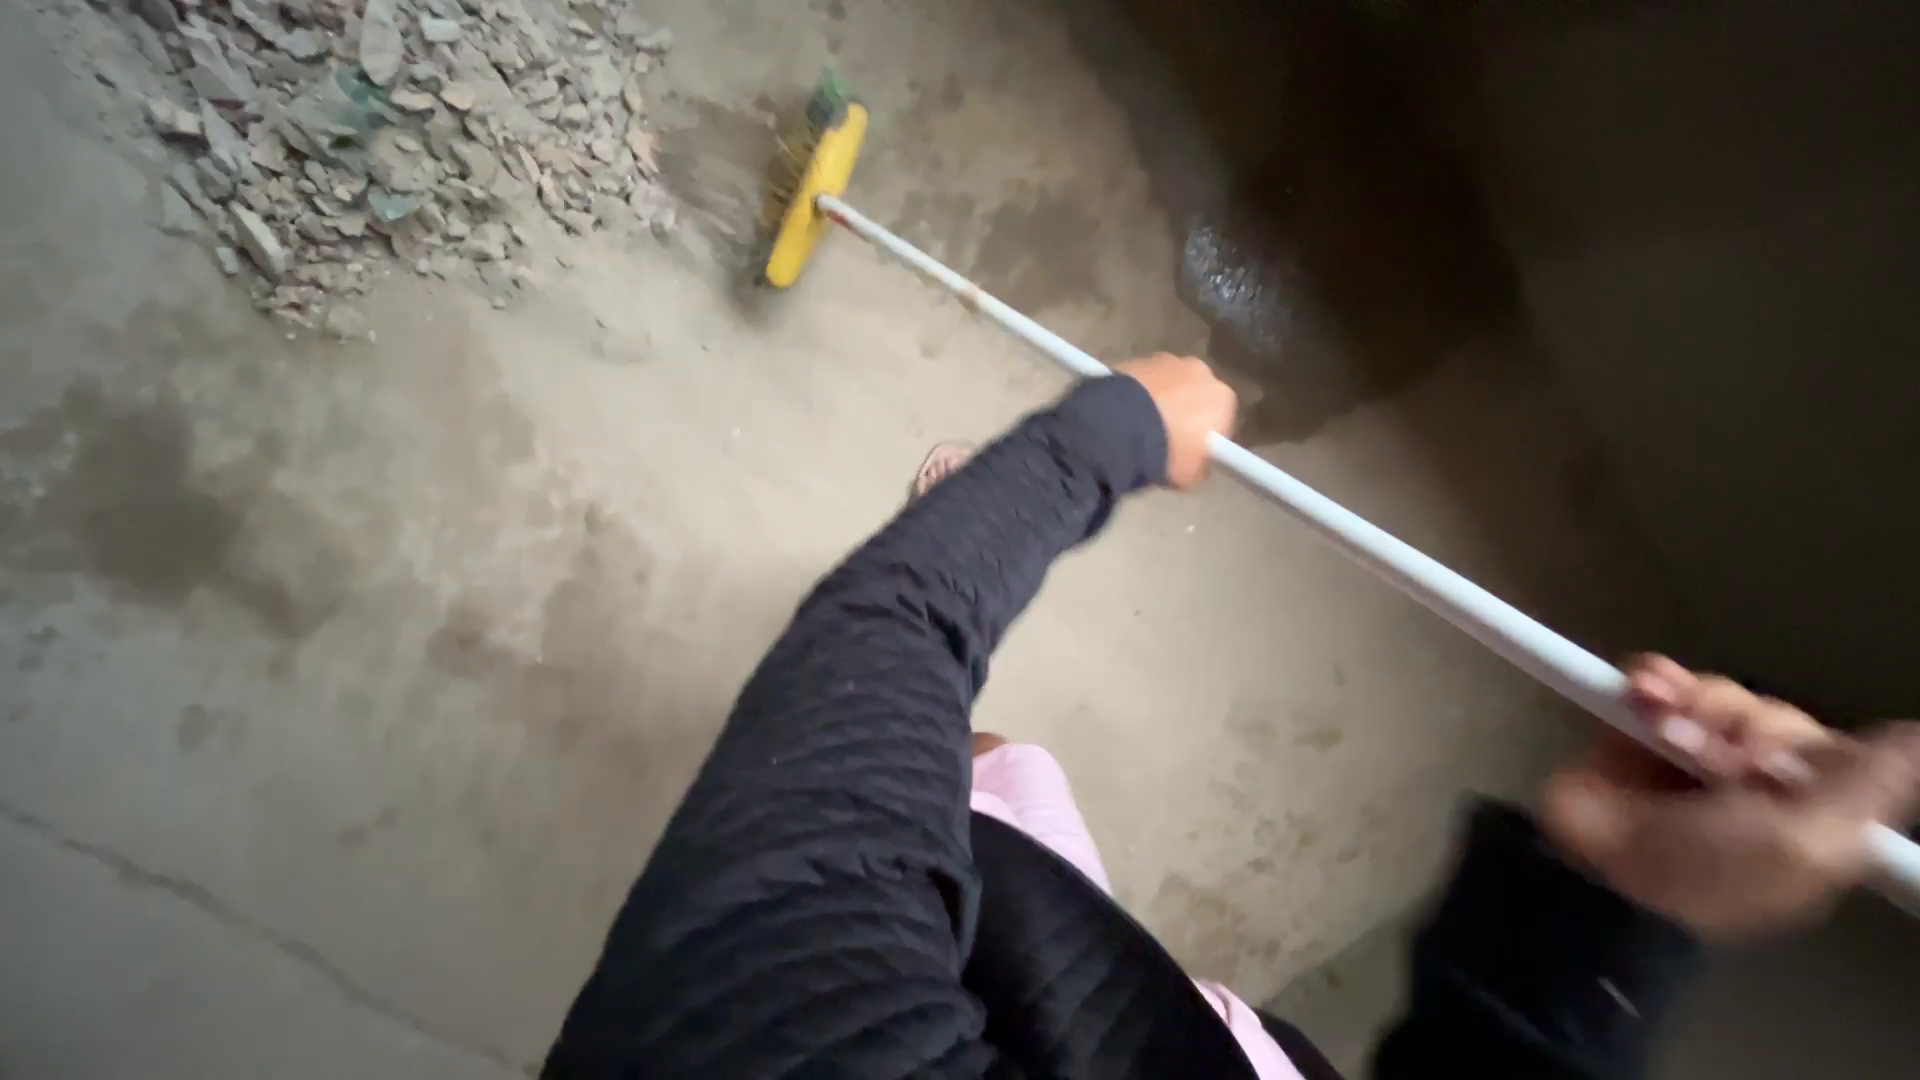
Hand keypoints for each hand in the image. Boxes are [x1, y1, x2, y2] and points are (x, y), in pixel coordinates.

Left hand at [1114, 354, 1236, 489]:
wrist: (1120, 429)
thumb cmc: (1167, 452)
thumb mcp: (1193, 474)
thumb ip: (1201, 463)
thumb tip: (1197, 461)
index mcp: (1223, 397)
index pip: (1221, 419)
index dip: (1205, 438)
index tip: (1189, 452)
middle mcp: (1200, 371)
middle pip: (1195, 394)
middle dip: (1182, 412)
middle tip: (1162, 439)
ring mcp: (1166, 360)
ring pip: (1167, 384)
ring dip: (1158, 400)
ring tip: (1138, 427)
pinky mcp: (1135, 359)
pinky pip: (1142, 381)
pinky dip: (1136, 393)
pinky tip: (1122, 414)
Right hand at [1540, 654, 1919, 939]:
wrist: (1597, 860)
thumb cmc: (1706, 865)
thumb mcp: (1799, 843)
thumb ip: (1860, 790)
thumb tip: (1916, 735)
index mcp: (1802, 808)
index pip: (1825, 748)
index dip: (1797, 742)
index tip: (1762, 761)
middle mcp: (1751, 774)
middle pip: (1768, 717)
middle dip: (1736, 723)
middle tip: (1706, 755)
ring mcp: (1687, 747)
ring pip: (1713, 694)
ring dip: (1691, 700)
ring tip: (1659, 725)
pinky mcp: (1631, 728)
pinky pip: (1653, 681)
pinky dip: (1649, 677)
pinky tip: (1641, 690)